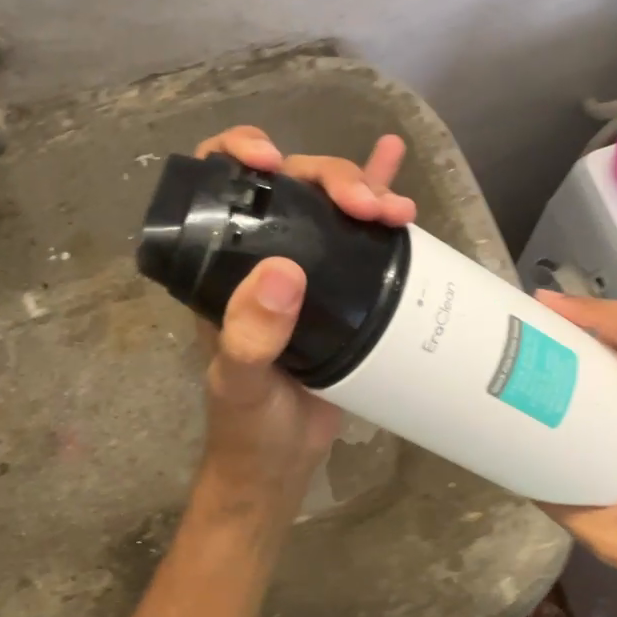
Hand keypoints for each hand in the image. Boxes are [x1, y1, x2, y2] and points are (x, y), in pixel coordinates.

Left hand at [190, 127, 415, 513]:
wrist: (283, 461)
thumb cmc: (247, 423)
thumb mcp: (241, 382)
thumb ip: (250, 335)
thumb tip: (283, 272)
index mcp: (223, 264)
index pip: (219, 186)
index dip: (239, 154)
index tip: (272, 160)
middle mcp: (262, 253)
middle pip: (291, 185)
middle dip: (330, 177)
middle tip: (367, 206)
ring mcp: (308, 265)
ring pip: (330, 201)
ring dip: (365, 188)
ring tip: (397, 209)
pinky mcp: (346, 283)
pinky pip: (362, 230)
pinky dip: (378, 191)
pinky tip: (396, 167)